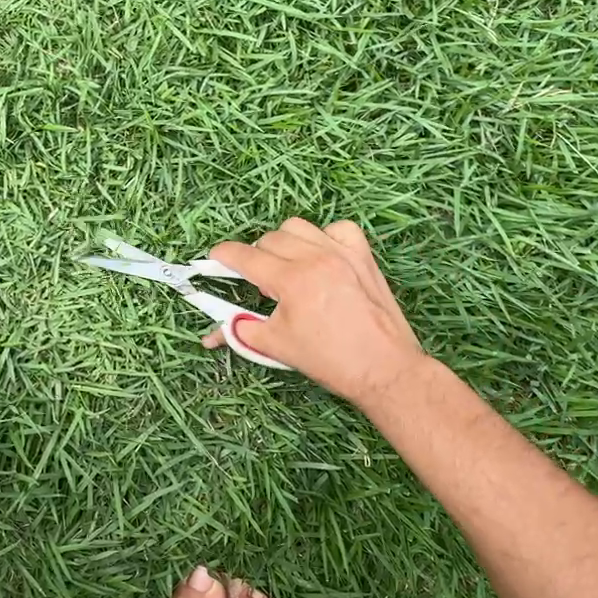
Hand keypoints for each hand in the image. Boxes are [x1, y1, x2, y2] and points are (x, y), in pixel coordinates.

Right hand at [209, 219, 428, 407]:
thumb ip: (239, 332)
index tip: (214, 259)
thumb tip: (210, 336)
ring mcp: (343, 253)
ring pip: (298, 227)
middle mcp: (316, 258)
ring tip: (289, 268)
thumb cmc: (330, 361)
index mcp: (292, 280)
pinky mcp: (364, 257)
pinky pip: (338, 229)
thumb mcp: (276, 346)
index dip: (222, 256)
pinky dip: (324, 237)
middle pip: (269, 239)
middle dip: (256, 257)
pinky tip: (322, 258)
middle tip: (262, 284)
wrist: (386, 370)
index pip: (245, 257)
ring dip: (286, 243)